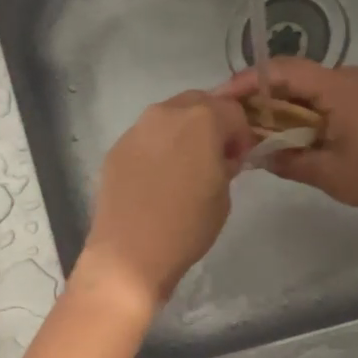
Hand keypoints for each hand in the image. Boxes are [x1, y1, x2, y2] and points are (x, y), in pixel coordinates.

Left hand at [78, 90, 255, 306]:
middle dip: (211, 124)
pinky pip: (145, 139)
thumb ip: (225, 166)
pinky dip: (156, 149)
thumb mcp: (222, 197)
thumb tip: (219, 158)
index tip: (238, 161)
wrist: (129, 254)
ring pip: (168, 118)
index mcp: (202, 120)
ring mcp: (136, 129)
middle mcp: (166, 113)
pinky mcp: (116, 149)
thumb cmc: (186, 227)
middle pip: (198, 103)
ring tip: (182, 169)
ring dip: (182, 134)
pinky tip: (155, 181)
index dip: (241, 135)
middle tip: (212, 159)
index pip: (233, 110)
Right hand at [219, 57, 357, 215]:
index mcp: (337, 87)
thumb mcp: (323, 172)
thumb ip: (284, 159)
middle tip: (224, 112)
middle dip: (255, 92)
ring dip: (272, 103)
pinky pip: (314, 99)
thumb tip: (253, 154)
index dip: (247, 81)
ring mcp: (350, 88)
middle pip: (289, 75)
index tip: (219, 97)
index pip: (282, 71)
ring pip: (300, 88)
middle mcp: (343, 78)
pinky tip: (273, 130)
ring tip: (242, 123)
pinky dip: (291, 112)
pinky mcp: (353, 102)